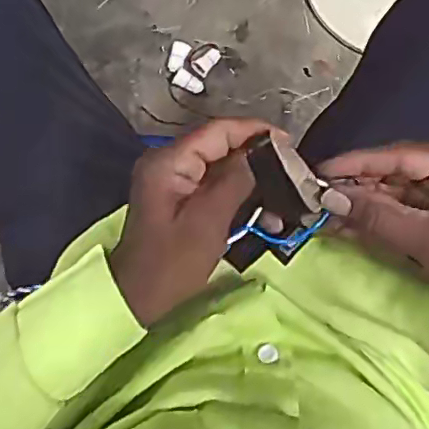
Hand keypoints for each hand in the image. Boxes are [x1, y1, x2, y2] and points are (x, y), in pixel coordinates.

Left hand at [109, 117, 273, 325]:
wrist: (138, 298)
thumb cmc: (172, 264)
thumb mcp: (208, 221)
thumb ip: (235, 180)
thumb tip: (261, 153)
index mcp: (168, 162)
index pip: (217, 131)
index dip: (254, 130)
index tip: (288, 142)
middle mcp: (166, 161)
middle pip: (219, 145)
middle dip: (255, 155)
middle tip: (290, 168)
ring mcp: (170, 179)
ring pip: (218, 164)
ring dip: (249, 175)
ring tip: (280, 189)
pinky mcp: (176, 196)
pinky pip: (211, 183)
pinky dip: (235, 191)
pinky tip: (259, 206)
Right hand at [321, 143, 428, 350]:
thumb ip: (378, 216)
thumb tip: (329, 199)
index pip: (401, 155)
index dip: (357, 163)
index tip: (320, 171)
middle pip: (396, 174)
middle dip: (357, 186)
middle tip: (315, 195)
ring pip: (396, 197)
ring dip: (362, 206)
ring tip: (323, 212)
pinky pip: (403, 218)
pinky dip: (377, 223)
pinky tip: (345, 226)